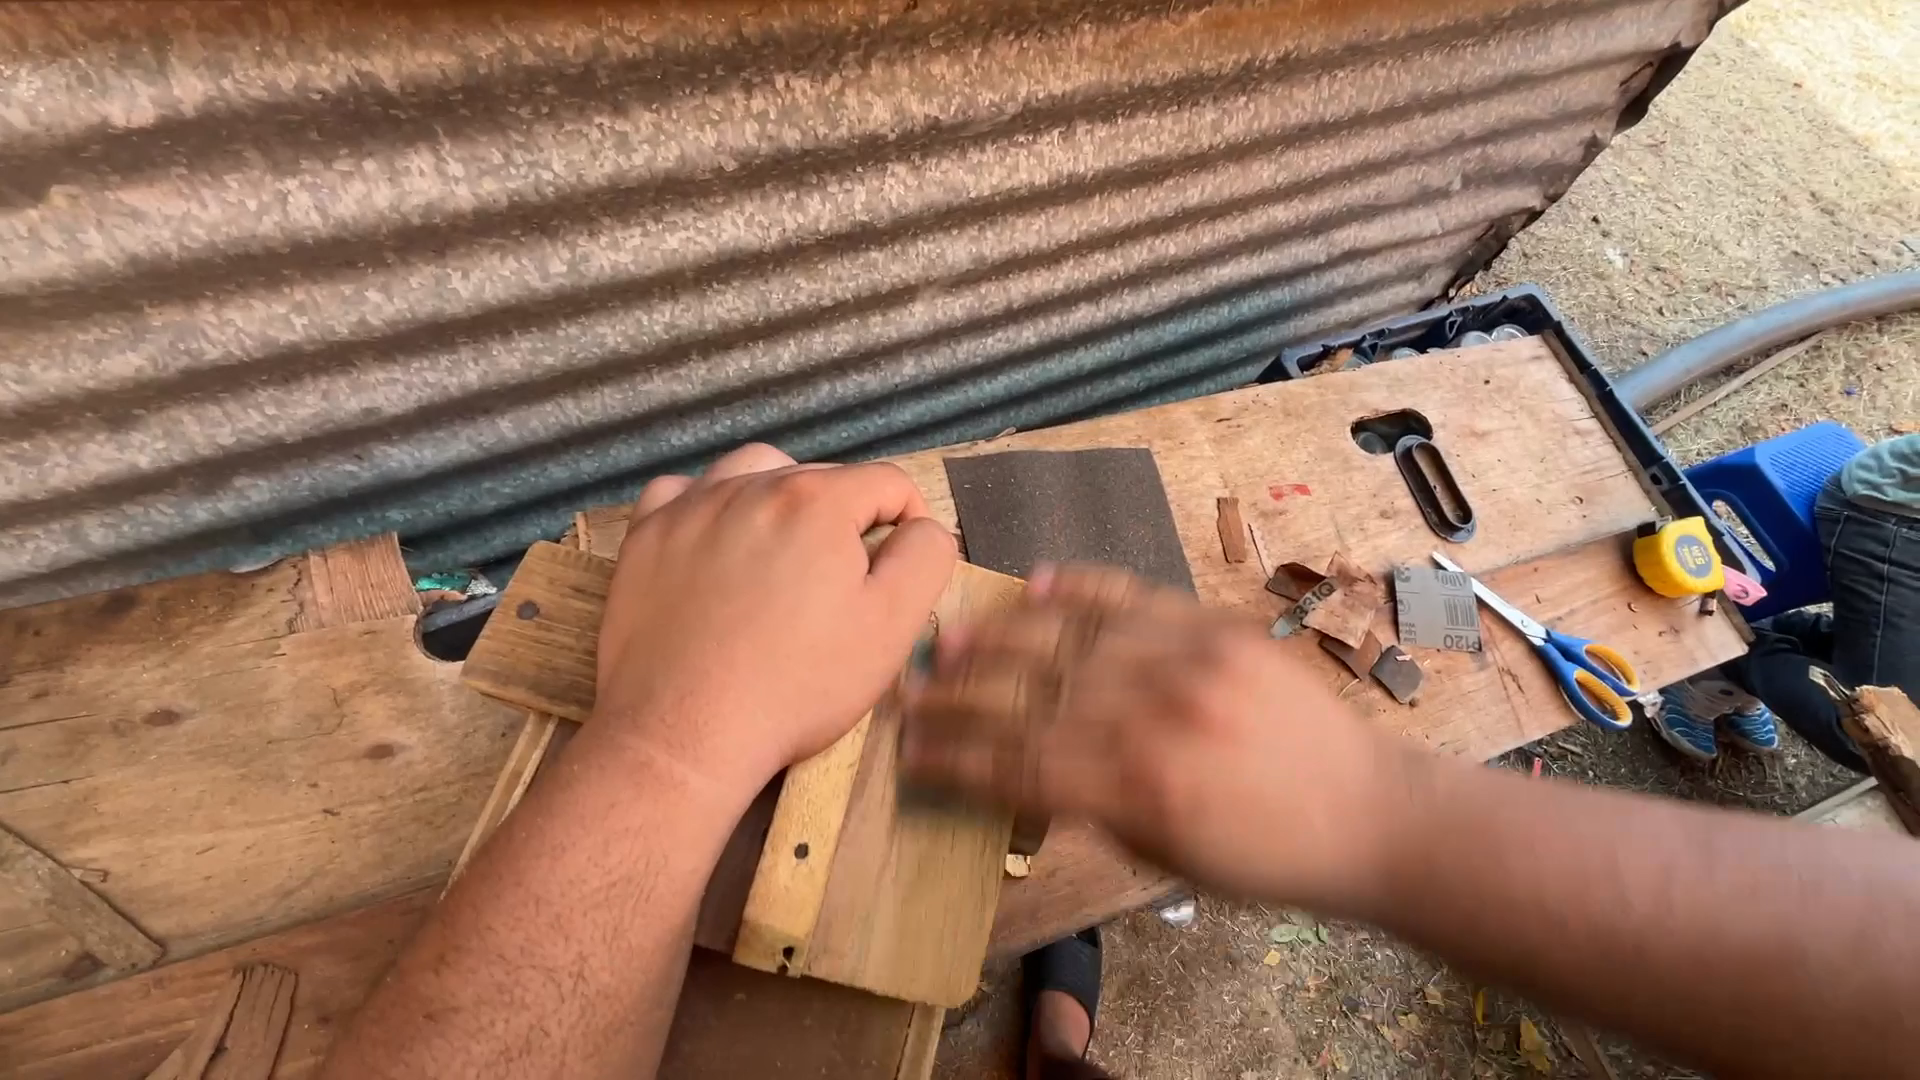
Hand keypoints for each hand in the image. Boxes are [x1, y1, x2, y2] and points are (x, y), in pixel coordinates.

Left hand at [592, 444, 956, 798]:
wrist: (685, 735)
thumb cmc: (798, 684)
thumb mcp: (892, 625)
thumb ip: (925, 557)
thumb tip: (922, 527)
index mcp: (817, 502)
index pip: (886, 483)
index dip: (908, 520)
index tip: (900, 564)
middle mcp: (751, 486)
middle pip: (822, 477)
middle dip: (847, 517)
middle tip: (844, 580)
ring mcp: (691, 508)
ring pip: (753, 470)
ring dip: (782, 495)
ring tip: (785, 547)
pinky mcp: (646, 537)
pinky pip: (683, 492)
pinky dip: (709, 504)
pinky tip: (718, 542)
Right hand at [900, 564, 1418, 906]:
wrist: (1371, 814)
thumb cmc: (1267, 859)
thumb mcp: (1167, 860)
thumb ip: (1088, 805)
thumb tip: (1020, 766)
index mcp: (1143, 787)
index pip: (1020, 764)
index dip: (956, 759)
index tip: (909, 751)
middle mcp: (1158, 713)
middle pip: (1031, 695)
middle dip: (959, 695)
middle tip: (911, 687)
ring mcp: (1189, 658)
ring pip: (1070, 638)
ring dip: (1001, 636)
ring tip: (950, 634)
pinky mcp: (1217, 625)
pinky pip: (1135, 596)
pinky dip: (1082, 587)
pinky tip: (1037, 581)